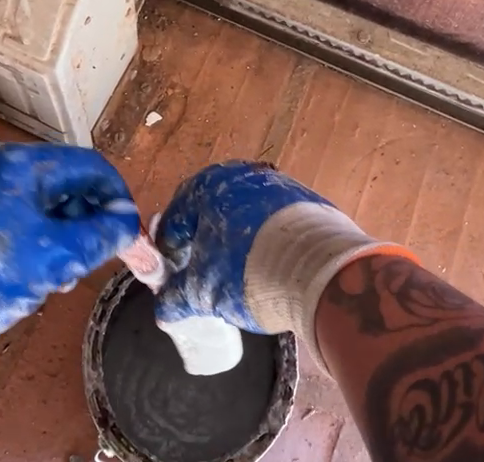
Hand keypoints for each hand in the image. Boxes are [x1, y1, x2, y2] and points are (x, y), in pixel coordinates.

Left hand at [0, 142, 141, 339]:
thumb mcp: (52, 260)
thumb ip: (98, 236)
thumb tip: (127, 222)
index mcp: (23, 164)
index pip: (90, 166)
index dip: (115, 198)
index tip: (126, 233)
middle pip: (64, 180)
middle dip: (85, 218)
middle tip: (89, 259)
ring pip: (38, 197)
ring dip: (58, 229)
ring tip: (55, 273)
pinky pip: (12, 208)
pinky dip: (30, 232)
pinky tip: (27, 268)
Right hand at [152, 161, 408, 354]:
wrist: (320, 270)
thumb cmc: (245, 269)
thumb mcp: (201, 290)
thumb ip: (176, 296)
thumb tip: (164, 308)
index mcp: (210, 184)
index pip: (178, 214)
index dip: (170, 246)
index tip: (171, 271)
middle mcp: (244, 175)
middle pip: (214, 212)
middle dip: (205, 243)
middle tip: (202, 275)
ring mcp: (281, 187)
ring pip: (247, 217)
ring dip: (238, 244)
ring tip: (237, 278)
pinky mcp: (310, 205)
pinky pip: (276, 226)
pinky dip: (267, 244)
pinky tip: (269, 270)